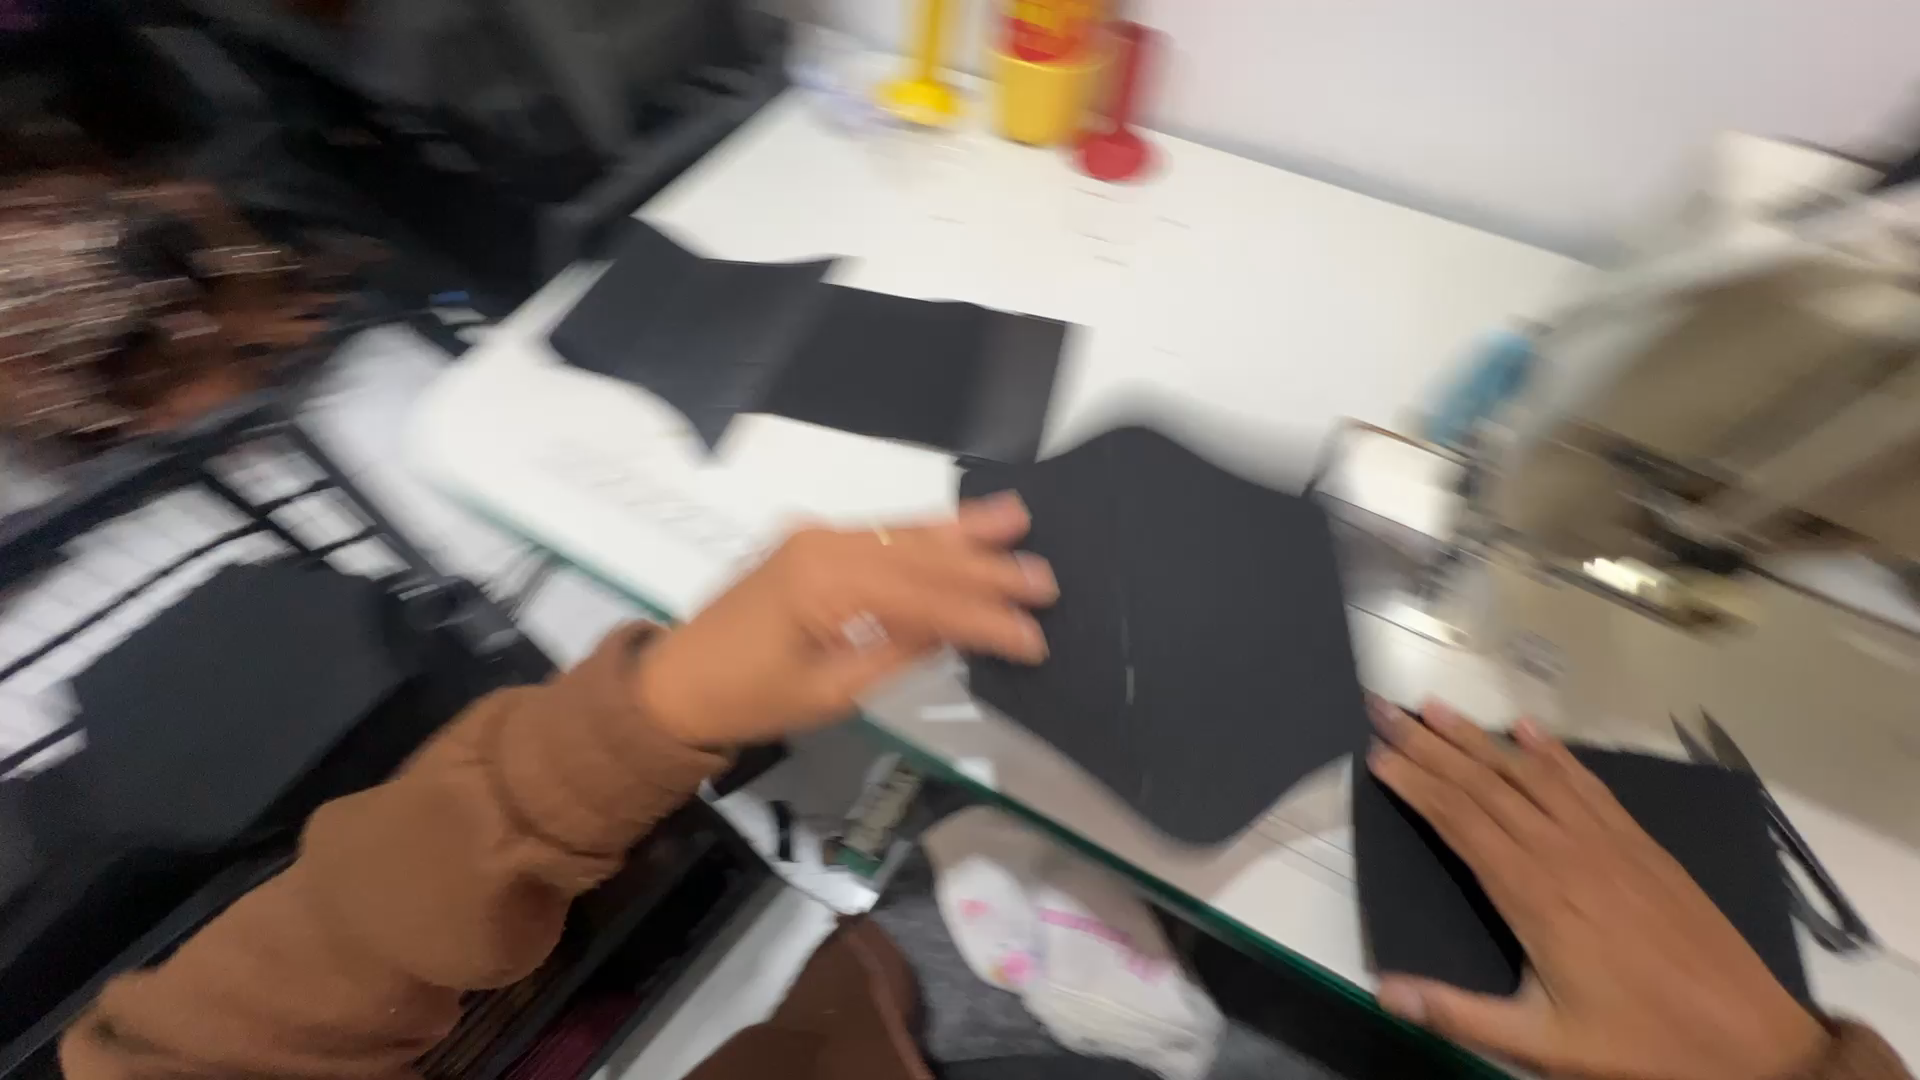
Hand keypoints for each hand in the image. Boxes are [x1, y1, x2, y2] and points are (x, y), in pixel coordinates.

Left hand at [635, 493, 1056, 747]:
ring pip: (902, 533)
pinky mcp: (813, 541)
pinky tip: (958, 527)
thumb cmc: (750, 700)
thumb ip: (898, 650)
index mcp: (824, 587)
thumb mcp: (832, 693)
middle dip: (983, 567)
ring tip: (1014, 518)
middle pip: (919, 555)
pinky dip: (924, 535)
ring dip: (961, 531)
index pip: (923, 600)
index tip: (1031, 635)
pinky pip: (880, 535)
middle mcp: (824, 545)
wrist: (676, 682)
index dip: (982, 619)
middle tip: (1041, 575)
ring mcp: (816, 536)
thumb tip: (954, 628)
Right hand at [1365, 699, 1828, 1079]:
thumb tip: (1382, 992)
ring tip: (1432, 707)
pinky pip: (1586, 784)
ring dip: (1474, 737)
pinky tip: (1524, 727)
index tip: (1375, 753)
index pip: (1456, 819)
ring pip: (1525, 774)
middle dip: (1425, 743)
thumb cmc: (1642, 1046)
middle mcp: (1561, 851)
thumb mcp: (1545, 1044)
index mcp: (1531, 892)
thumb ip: (1459, 1013)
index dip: (1413, 782)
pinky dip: (1552, 751)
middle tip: (1383, 709)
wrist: (1763, 1055)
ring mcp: (1604, 841)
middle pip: (1480, 783)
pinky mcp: (1639, 843)